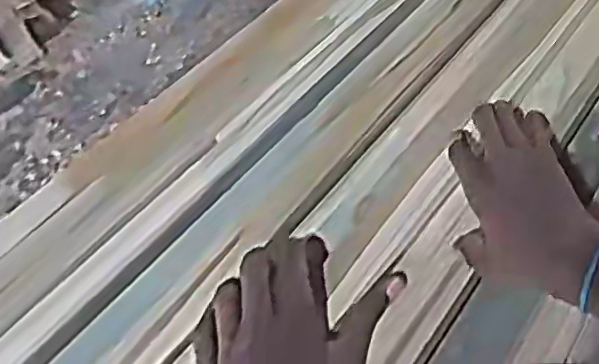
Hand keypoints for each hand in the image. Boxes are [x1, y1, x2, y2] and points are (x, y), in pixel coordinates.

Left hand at [192, 237, 402, 363]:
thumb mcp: (350, 356)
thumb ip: (370, 311)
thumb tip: (394, 281)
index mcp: (296, 312)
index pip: (294, 252)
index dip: (306, 245)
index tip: (316, 251)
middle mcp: (259, 323)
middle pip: (257, 263)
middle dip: (274, 257)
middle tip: (289, 264)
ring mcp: (230, 348)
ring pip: (227, 292)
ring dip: (243, 284)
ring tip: (258, 287)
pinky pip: (203, 330)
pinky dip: (214, 318)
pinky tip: (224, 321)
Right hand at [447, 103, 598, 303]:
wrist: (569, 252)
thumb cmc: (526, 261)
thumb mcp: (490, 264)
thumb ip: (471, 249)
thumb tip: (460, 242)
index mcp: (479, 187)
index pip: (458, 150)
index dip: (458, 144)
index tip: (462, 146)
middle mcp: (498, 162)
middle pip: (482, 116)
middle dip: (480, 116)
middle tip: (483, 125)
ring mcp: (524, 152)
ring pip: (507, 111)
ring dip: (503, 112)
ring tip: (504, 120)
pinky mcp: (547, 150)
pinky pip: (536, 119)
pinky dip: (531, 118)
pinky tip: (530, 127)